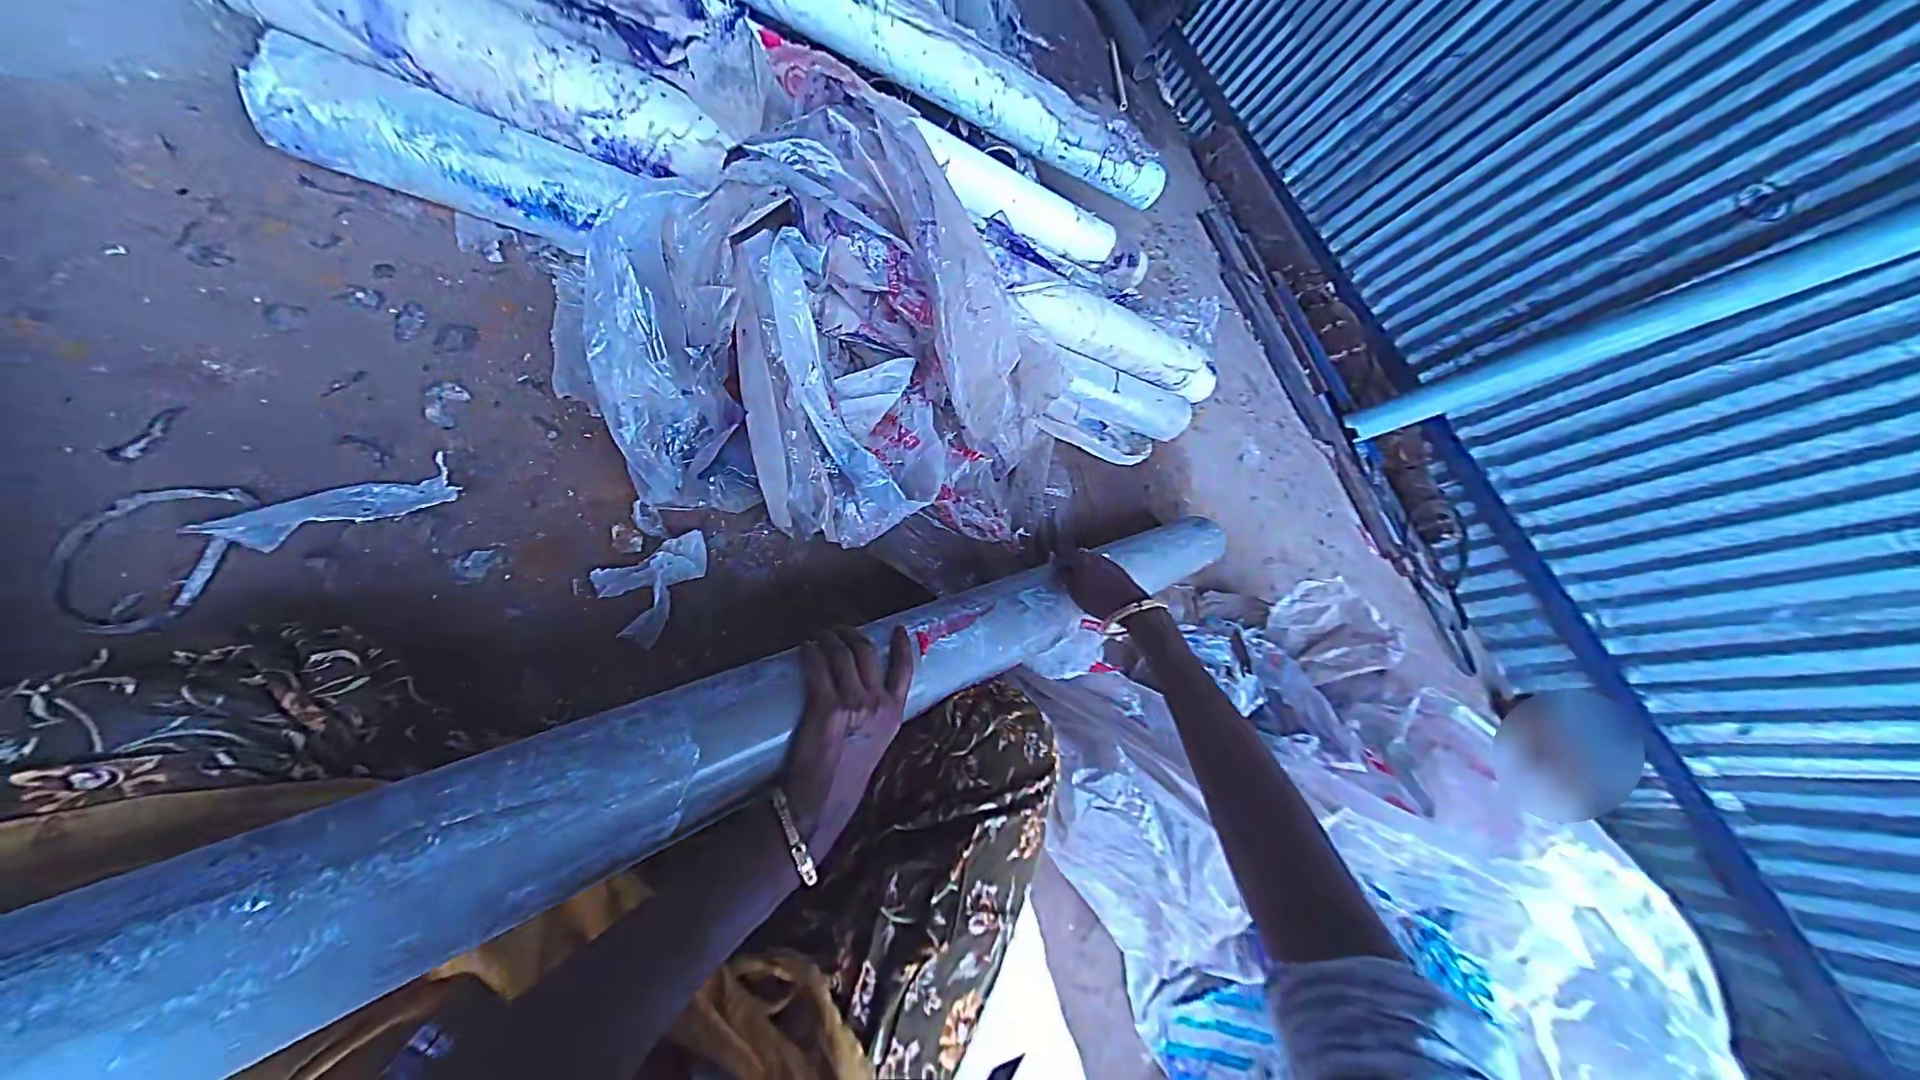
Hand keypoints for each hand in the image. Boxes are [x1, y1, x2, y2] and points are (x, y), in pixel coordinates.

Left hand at [783, 625, 915, 855]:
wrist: (821, 803)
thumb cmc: (845, 777)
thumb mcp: (875, 744)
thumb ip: (875, 718)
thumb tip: (858, 692)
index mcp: (894, 713)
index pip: (904, 670)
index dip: (902, 645)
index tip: (896, 629)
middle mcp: (878, 704)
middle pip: (867, 652)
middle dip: (850, 634)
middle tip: (836, 630)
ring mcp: (854, 703)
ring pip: (841, 654)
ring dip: (828, 639)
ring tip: (817, 637)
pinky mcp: (825, 707)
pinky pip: (817, 666)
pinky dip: (809, 652)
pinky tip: (804, 648)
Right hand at [1058, 548, 1149, 621]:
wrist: (1128, 606)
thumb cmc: (1098, 602)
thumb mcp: (1076, 594)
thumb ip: (1066, 580)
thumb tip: (1060, 571)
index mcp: (1080, 560)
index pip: (1064, 557)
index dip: (1058, 565)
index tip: (1056, 573)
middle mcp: (1093, 556)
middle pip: (1077, 556)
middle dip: (1072, 564)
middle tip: (1069, 576)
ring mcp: (1106, 560)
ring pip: (1089, 560)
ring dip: (1084, 567)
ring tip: (1082, 580)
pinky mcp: (1116, 567)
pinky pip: (1100, 565)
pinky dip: (1095, 570)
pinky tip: (1095, 581)